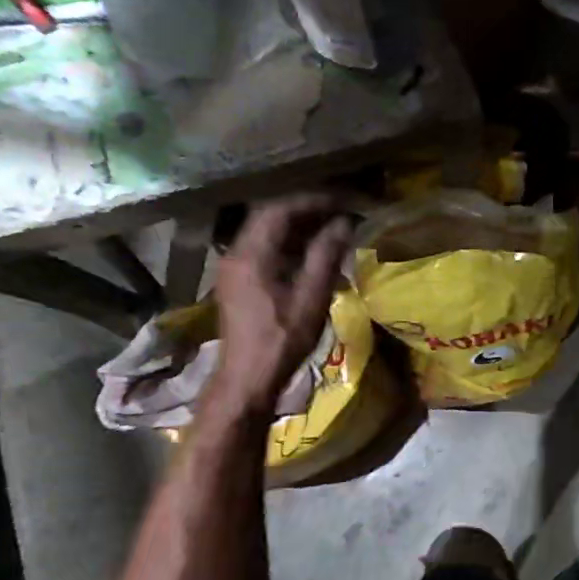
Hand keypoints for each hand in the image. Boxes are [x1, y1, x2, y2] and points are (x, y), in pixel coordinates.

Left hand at [207, 195, 353, 419]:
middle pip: (271, 214)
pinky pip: (264, 246)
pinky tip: (314, 250)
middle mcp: (236, 253)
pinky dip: (290, 241)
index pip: (280, 209)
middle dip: (307, 208)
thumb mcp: (311, 297)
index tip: (343, 200)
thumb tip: (344, 222)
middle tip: (340, 209)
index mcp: (251, 255)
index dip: (313, 200)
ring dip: (299, 224)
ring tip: (333, 225)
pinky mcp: (239, 279)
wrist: (247, 379)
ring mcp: (234, 266)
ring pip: (267, 230)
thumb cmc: (281, 340)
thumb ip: (326, 255)